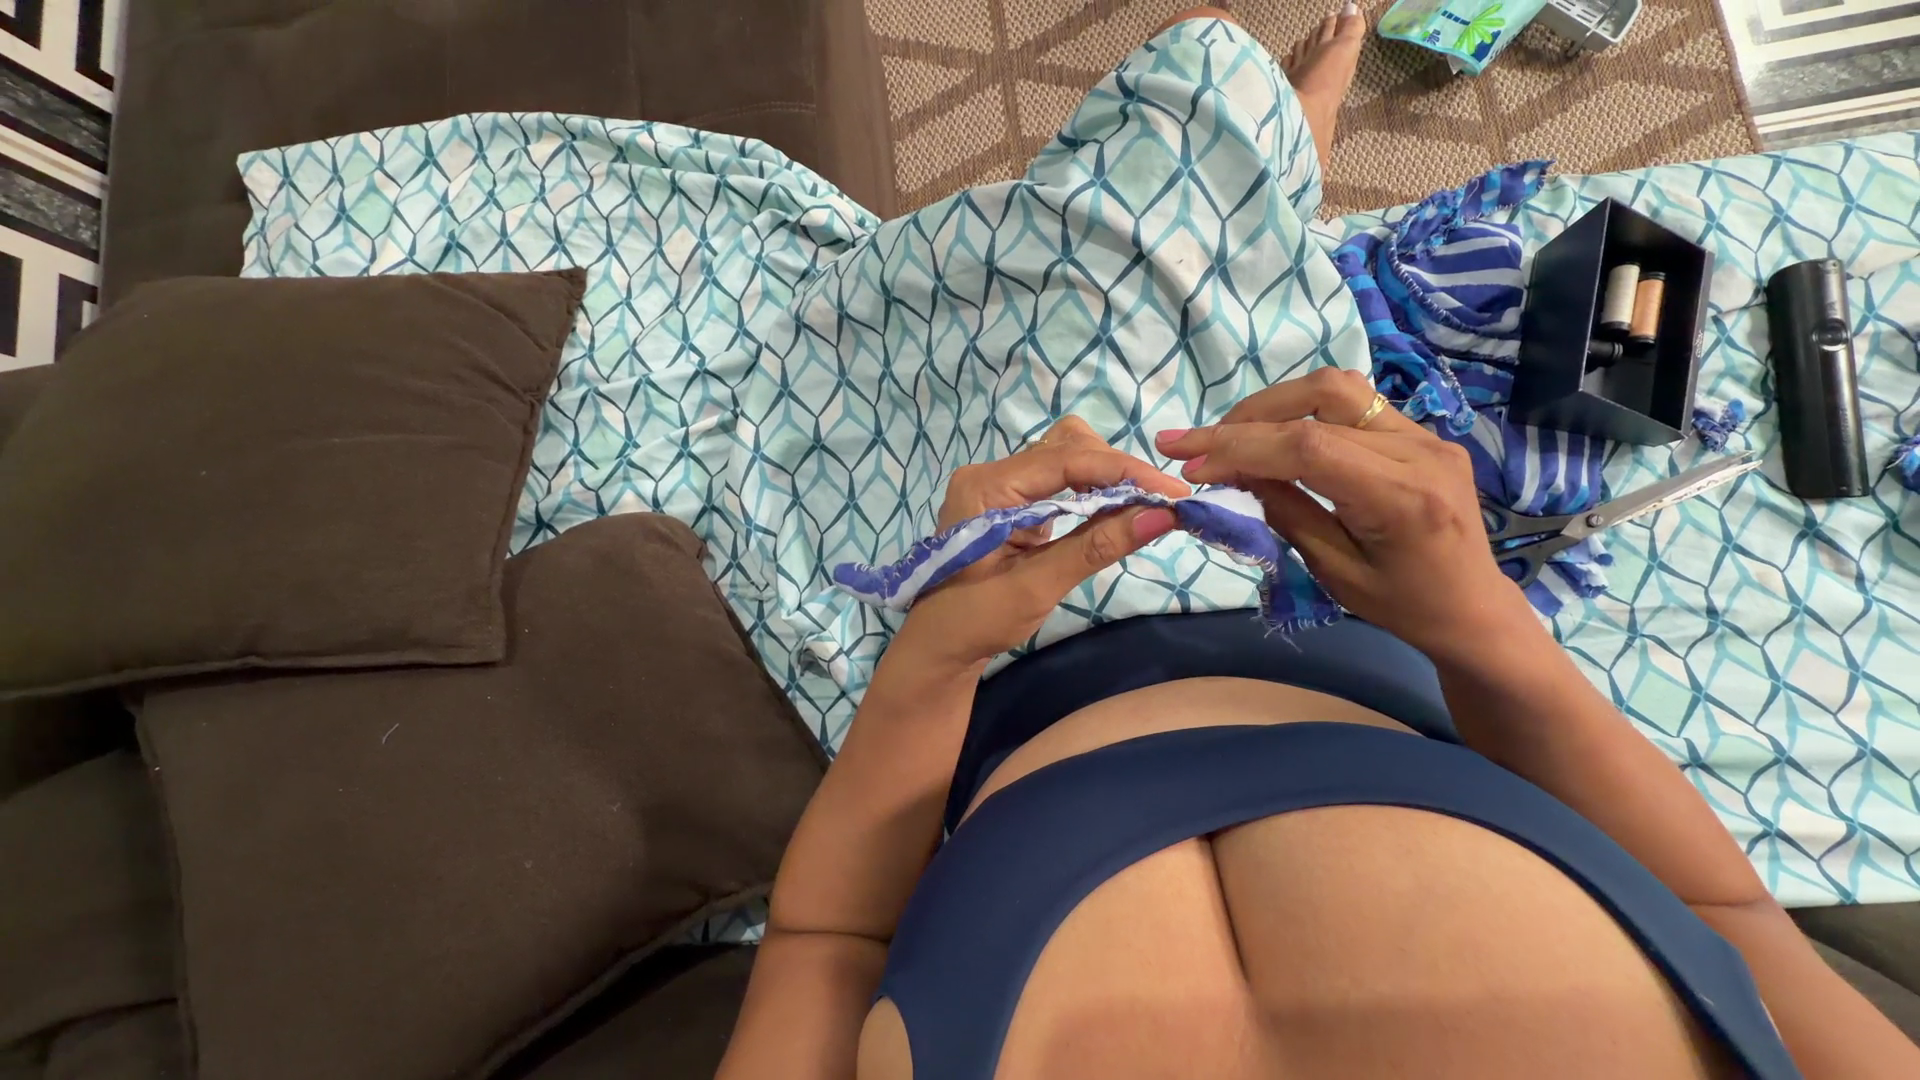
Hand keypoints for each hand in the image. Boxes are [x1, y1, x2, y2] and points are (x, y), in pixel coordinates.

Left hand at [889, 417, 1189, 671]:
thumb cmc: (976, 622)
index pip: (1066, 459)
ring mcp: (999, 487)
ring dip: (1107, 479)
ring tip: (1143, 507)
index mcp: (986, 487)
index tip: (1173, 492)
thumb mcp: (1037, 587)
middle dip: (1117, 470)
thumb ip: (1096, 546)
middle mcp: (991, 474)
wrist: (937, 648)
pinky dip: (1090, 492)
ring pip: (1065, 459)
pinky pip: (1058, 482)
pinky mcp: (1010, 503)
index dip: (1124, 471)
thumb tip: (1162, 516)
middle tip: (1160, 503)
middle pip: (1067, 447)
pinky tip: (1113, 512)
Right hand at [1156, 368, 1535, 661]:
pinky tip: (1274, 435)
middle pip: (1320, 399)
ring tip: (1232, 434)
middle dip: (1246, 418)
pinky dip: (1301, 411)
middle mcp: (1419, 450)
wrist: (1473, 607)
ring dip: (1273, 405)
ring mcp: (1425, 435)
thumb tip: (1237, 470)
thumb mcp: (1334, 571)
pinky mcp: (1421, 433)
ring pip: (1337, 388)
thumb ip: (1287, 512)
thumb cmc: (1401, 606)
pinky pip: (1353, 403)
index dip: (1240, 447)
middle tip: (1197, 444)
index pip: (1307, 446)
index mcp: (1399, 496)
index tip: (1191, 465)